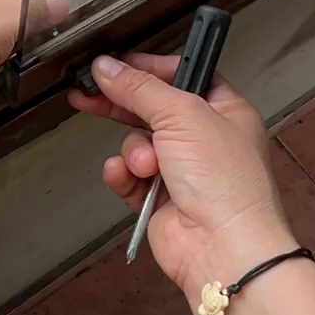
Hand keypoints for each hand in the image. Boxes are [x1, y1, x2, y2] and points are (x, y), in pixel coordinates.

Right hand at [70, 53, 296, 302]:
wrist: (223, 249)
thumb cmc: (225, 182)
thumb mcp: (182, 115)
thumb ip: (140, 87)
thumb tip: (107, 66)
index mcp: (224, 111)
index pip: (183, 76)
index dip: (150, 68)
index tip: (117, 64)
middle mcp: (205, 139)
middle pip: (152, 109)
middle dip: (121, 104)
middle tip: (89, 93)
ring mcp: (183, 171)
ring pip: (137, 143)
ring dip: (134, 151)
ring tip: (144, 165)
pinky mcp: (160, 200)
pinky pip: (129, 176)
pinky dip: (123, 175)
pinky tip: (122, 175)